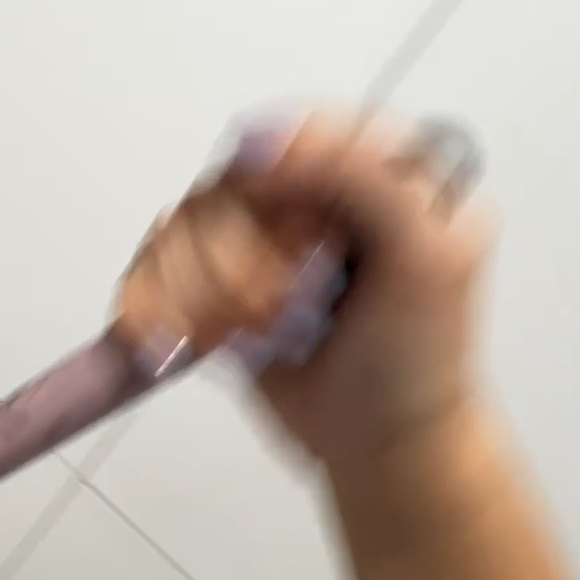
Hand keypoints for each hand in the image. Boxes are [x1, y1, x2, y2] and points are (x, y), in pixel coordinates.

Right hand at [118, 108, 491, 468]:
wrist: (374, 442)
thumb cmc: (413, 363)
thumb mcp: (431, 258)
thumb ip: (367, 179)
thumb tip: (259, 144)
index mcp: (364, 174)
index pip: (291, 137)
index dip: (270, 178)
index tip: (277, 234)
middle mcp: (298, 200)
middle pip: (219, 190)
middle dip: (234, 264)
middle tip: (278, 315)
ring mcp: (245, 243)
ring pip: (173, 232)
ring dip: (195, 295)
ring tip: (240, 340)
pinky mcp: (206, 285)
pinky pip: (148, 271)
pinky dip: (152, 308)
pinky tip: (181, 342)